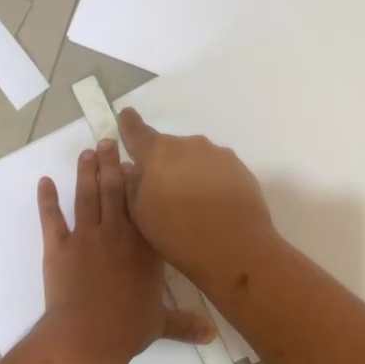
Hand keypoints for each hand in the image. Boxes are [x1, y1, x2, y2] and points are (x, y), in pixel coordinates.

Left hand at [38, 139, 214, 363]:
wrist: (87, 337)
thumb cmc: (127, 330)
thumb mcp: (160, 325)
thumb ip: (185, 323)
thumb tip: (212, 334)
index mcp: (145, 250)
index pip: (143, 208)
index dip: (141, 184)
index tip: (138, 164)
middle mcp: (117, 235)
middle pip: (115, 192)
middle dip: (111, 164)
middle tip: (108, 141)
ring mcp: (86, 239)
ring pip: (86, 197)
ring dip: (86, 172)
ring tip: (86, 152)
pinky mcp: (58, 248)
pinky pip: (51, 218)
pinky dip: (46, 199)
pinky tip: (44, 181)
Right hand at [118, 108, 277, 287]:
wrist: (234, 248)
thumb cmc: (177, 233)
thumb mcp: (139, 215)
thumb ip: (130, 186)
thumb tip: (131, 168)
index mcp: (157, 153)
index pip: (137, 131)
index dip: (128, 124)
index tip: (125, 116)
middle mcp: (188, 145)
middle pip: (167, 148)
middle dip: (161, 164)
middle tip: (160, 192)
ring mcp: (217, 154)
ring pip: (193, 158)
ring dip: (186, 172)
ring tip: (188, 203)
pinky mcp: (239, 168)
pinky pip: (215, 169)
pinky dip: (208, 181)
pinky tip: (210, 205)